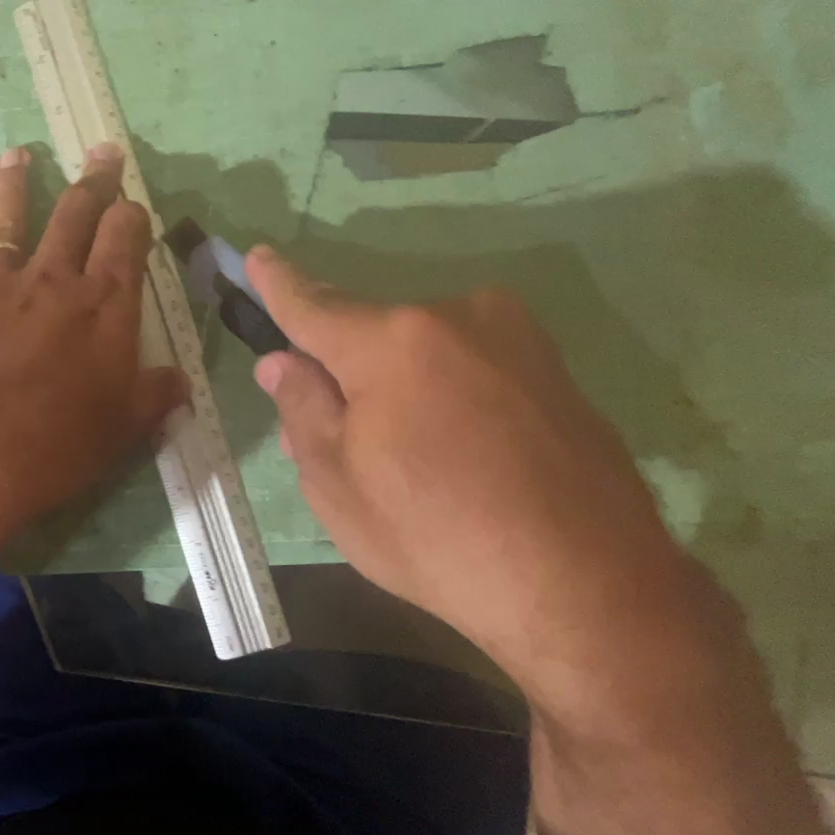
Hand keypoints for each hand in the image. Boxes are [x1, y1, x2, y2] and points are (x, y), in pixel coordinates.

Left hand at [0, 143, 185, 543]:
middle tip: (99, 151)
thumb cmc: (59, 448)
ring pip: (3, 228)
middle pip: (72, 216)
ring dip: (12, 190)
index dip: (131, 215)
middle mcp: (47, 284)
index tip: (133, 205)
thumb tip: (180, 382)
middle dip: (90, 181)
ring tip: (15, 155)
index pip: (125, 237)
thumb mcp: (125, 429)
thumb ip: (154, 396)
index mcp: (102, 305)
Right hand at [245, 248, 689, 663]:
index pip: (314, 306)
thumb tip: (282, 361)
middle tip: (327, 441)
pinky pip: (467, 369)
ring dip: (391, 389)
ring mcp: (518, 340)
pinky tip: (446, 458)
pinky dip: (439, 398)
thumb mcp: (334, 481)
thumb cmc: (428, 531)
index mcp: (392, 341)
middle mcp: (459, 318)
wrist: (579, 580)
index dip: (278, 285)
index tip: (255, 254)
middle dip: (339, 373)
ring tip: (394, 462)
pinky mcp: (555, 372)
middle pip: (370, 337)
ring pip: (420, 354)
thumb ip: (303, 408)